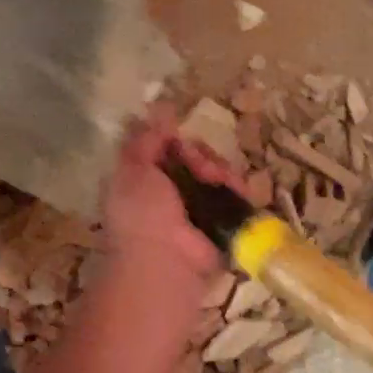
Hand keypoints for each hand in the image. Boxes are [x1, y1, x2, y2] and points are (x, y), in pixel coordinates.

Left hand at [103, 109, 234, 280]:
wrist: (164, 263)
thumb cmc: (140, 214)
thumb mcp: (133, 168)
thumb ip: (145, 138)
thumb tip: (161, 108)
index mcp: (145, 182)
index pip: (168, 149)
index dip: (177, 140)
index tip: (180, 142)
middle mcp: (172, 196)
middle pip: (198, 159)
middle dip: (203, 156)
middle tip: (201, 168)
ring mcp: (200, 212)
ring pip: (219, 175)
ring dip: (222, 171)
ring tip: (219, 180)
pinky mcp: (224, 226)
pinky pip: (236, 198)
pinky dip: (239, 191)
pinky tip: (237, 191)